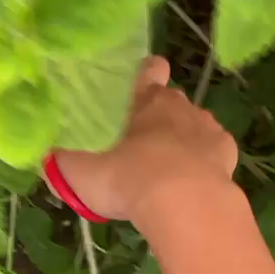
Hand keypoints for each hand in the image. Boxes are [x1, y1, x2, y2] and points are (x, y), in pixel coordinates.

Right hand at [53, 56, 238, 223]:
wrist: (182, 202)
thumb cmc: (128, 179)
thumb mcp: (82, 174)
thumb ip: (65, 163)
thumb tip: (49, 156)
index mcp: (146, 102)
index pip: (149, 71)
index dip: (144, 79)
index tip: (137, 96)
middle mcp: (179, 106)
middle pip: (171, 103)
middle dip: (159, 121)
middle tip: (141, 154)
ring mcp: (206, 128)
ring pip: (194, 127)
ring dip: (182, 145)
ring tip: (167, 178)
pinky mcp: (226, 153)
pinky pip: (214, 153)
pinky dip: (204, 166)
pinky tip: (192, 187)